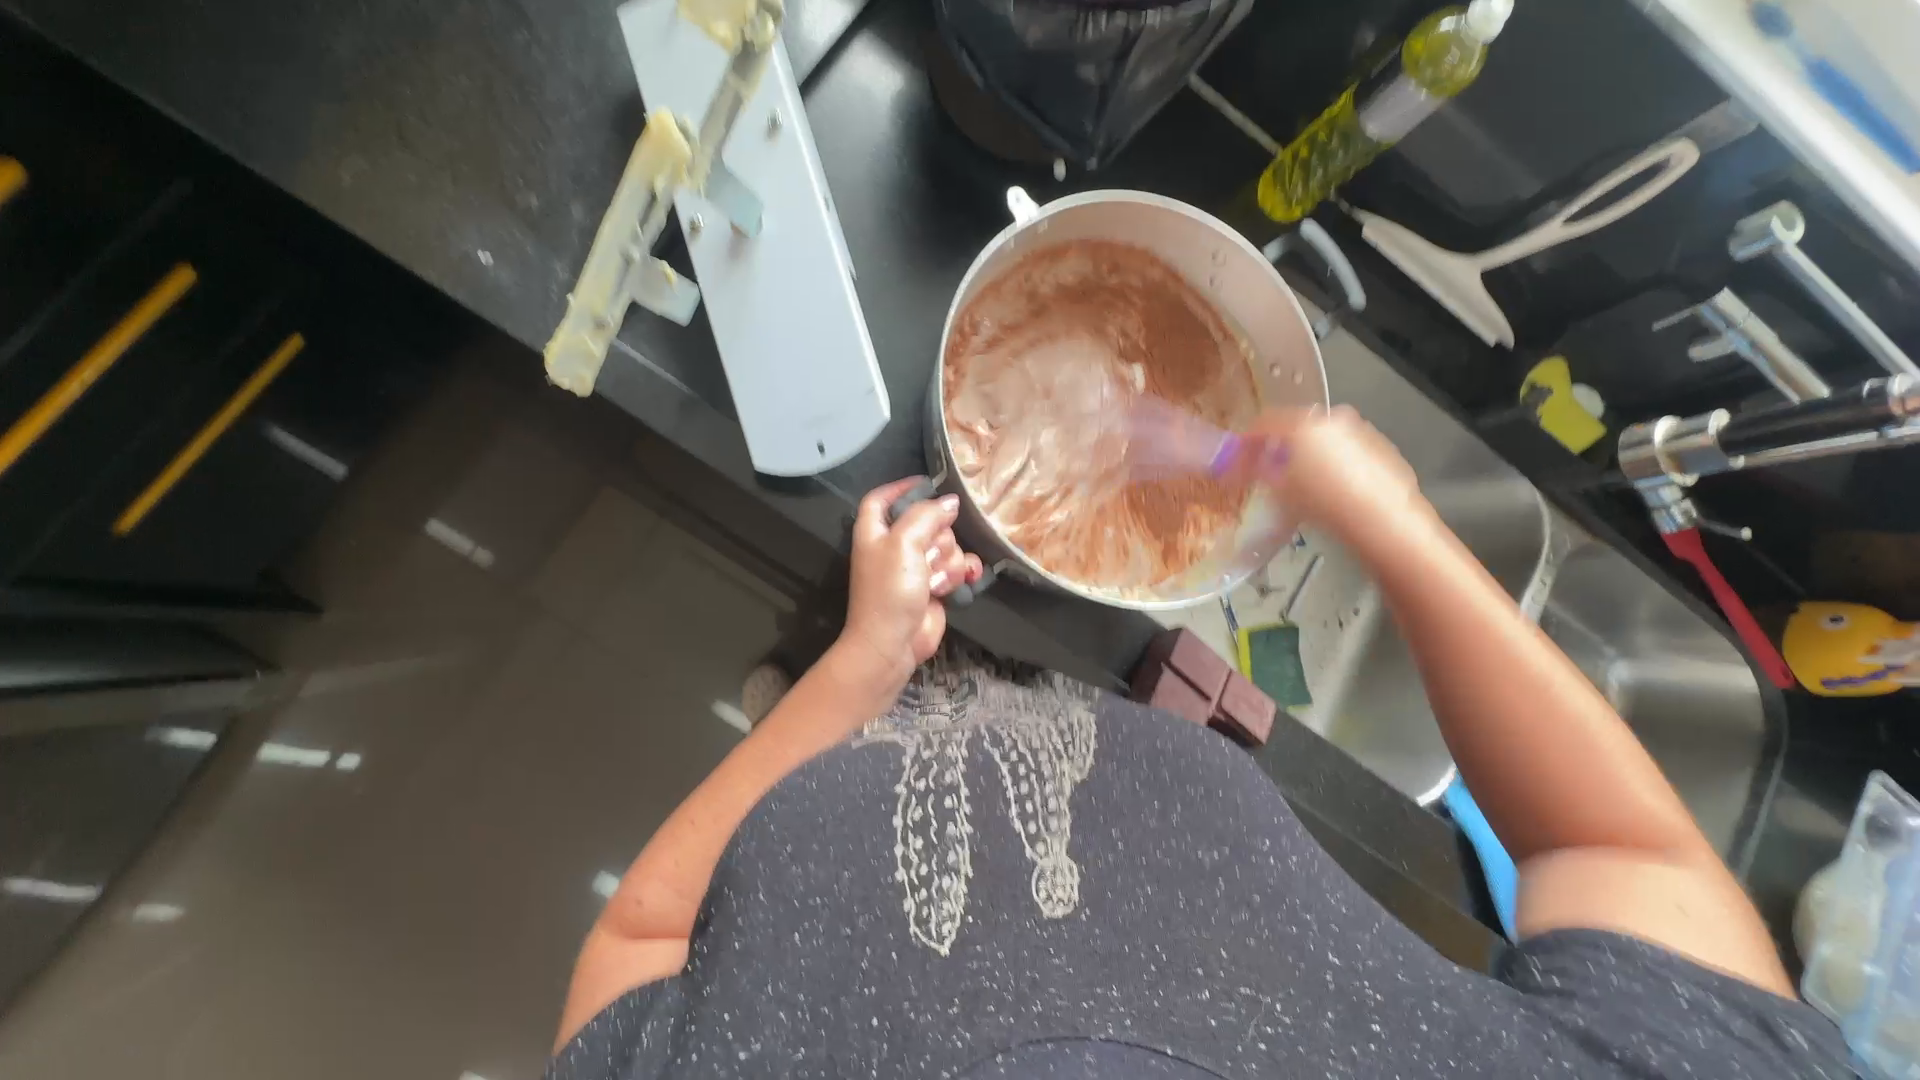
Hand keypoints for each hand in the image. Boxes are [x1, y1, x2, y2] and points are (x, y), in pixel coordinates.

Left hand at [837, 478, 982, 693]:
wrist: (893, 643)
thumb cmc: (890, 590)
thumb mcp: (904, 543)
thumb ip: (926, 515)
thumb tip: (950, 501)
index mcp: (875, 531)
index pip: (882, 498)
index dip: (901, 488)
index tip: (927, 483)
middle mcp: (895, 546)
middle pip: (928, 521)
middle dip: (940, 535)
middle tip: (932, 552)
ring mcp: (917, 567)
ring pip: (948, 545)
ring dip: (950, 561)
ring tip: (938, 580)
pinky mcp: (935, 586)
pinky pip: (958, 567)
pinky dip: (964, 572)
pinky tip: (969, 579)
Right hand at [1241, 406, 1430, 545]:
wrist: (1385, 520)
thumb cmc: (1325, 503)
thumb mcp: (1279, 491)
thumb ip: (1256, 472)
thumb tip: (1243, 466)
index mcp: (1303, 423)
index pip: (1263, 423)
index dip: (1246, 443)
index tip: (1236, 461)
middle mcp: (1333, 418)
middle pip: (1295, 428)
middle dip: (1279, 449)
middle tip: (1268, 474)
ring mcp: (1361, 431)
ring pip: (1323, 439)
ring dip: (1307, 456)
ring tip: (1302, 487)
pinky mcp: (1382, 448)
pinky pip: (1347, 451)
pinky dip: (1334, 464)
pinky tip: (1333, 491)